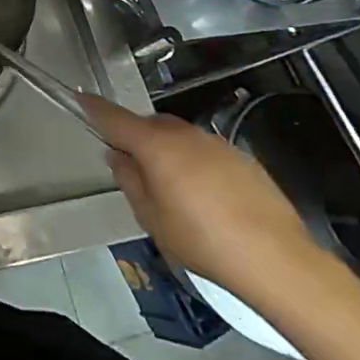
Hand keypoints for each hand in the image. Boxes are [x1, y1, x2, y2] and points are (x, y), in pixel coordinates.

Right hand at [80, 94, 316, 299]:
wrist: (276, 260)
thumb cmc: (202, 240)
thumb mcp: (151, 218)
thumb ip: (129, 181)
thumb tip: (120, 157)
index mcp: (156, 146)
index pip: (116, 118)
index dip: (95, 108)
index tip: (82, 99)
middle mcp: (185, 136)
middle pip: (150, 124)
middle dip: (137, 137)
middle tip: (134, 167)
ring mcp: (217, 145)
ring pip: (180, 137)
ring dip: (168, 151)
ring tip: (173, 189)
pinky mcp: (243, 159)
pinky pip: (206, 152)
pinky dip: (196, 163)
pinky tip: (206, 198)